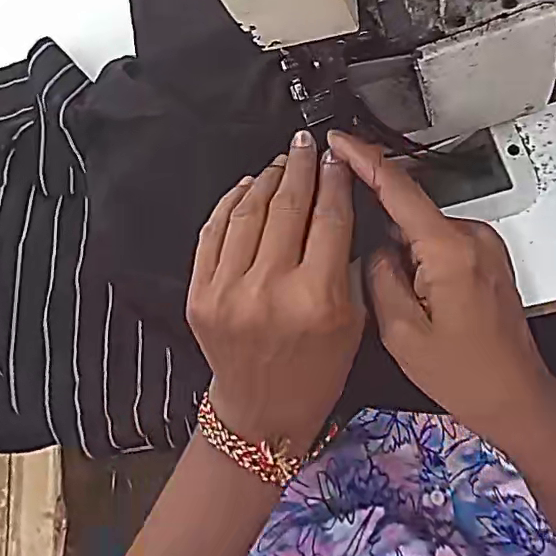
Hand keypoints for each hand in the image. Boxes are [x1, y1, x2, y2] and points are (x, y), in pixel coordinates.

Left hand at [187, 130, 364, 455]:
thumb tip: (340, 207)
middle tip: (306, 144)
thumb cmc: (316, 371)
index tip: (337, 160)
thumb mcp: (354, 321)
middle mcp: (270, 290)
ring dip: (267, 179)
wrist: (262, 411)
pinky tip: (247, 187)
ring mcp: (229, 291)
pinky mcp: (201, 295)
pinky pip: (213, 232)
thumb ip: (350, 264)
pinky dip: (230, 203)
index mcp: (317, 299)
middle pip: (289, 206)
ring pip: (249, 211)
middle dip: (301, 167)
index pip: (330, 219)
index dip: (335, 181)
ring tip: (281, 162)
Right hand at [327, 132, 555, 448]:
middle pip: (410, 212)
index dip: (363, 158)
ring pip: (425, 231)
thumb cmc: (467, 375)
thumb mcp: (400, 332)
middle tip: (376, 281)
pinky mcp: (488, 256)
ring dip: (405, 254)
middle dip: (383, 234)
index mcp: (450, 251)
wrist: (516, 396)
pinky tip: (423, 300)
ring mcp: (485, 245)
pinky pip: (443, 242)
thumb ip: (378, 275)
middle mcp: (473, 238)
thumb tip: (374, 247)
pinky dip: (423, 259)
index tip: (341, 141)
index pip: (399, 187)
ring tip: (408, 305)